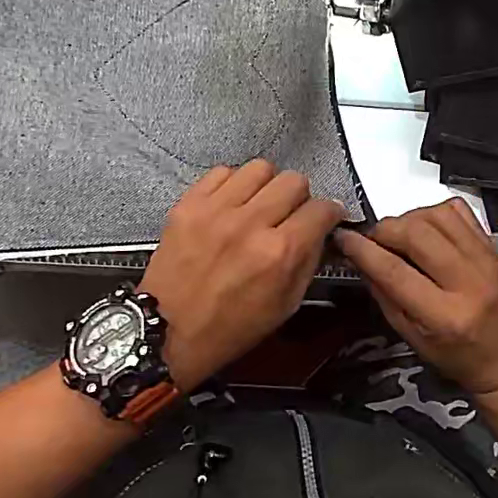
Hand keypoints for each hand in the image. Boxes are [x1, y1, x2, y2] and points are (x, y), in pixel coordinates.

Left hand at [137, 160, 345, 391]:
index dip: (329, 213)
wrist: (167, 330)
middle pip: (293, 181)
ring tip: (258, 204)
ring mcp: (216, 209)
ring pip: (259, 168)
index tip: (325, 216)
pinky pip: (221, 172)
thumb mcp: (284, 306)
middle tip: (290, 212)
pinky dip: (232, 184)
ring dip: (266, 185)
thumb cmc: (225, 327)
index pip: (320, 209)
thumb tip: (320, 231)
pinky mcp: (189, 203)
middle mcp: (249, 224)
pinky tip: (230, 204)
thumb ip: (308, 261)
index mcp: (278, 253)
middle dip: (299, 197)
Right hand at [336, 199, 497, 397]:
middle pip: (416, 234)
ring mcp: (484, 260)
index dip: (363, 249)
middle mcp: (469, 284)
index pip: (395, 271)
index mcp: (445, 316)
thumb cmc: (450, 352)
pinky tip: (424, 228)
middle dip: (384, 230)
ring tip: (398, 235)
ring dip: (407, 218)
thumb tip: (355, 254)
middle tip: (372, 239)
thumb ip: (380, 290)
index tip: (343, 238)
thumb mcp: (406, 331)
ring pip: (436, 215)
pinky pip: (457, 211)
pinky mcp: (491, 246)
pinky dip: (432, 212)